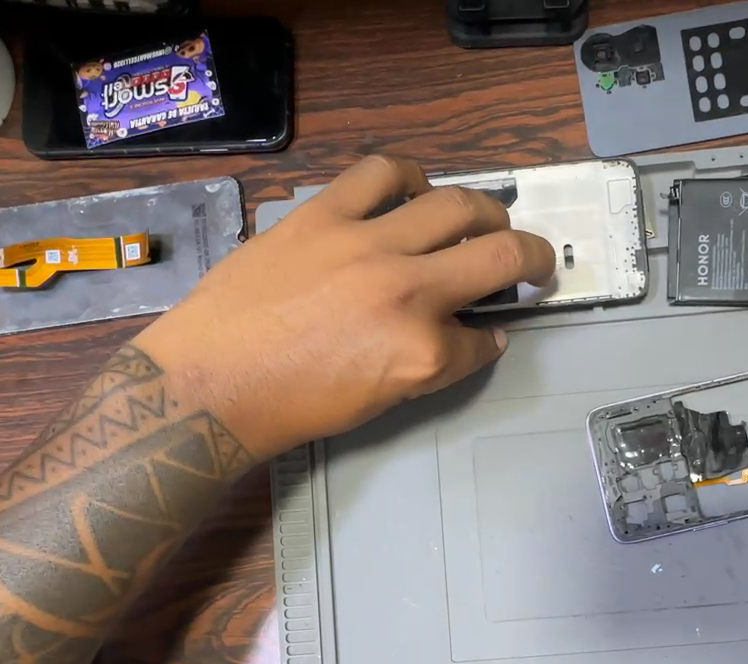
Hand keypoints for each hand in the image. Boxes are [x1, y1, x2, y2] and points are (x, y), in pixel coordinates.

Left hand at [135, 155, 556, 458]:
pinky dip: (410, 178)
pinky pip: (382, 173)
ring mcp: (366, 244)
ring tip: (482, 220)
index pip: (485, 338)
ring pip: (454, 204)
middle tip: (531, 263)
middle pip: (499, 256)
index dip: (493, 338)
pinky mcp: (324, 214)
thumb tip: (476, 336)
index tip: (491, 332)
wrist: (215, 383)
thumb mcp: (385, 399)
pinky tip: (414, 190)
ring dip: (484, 212)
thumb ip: (437, 364)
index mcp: (423, 352)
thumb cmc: (298, 406)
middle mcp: (408, 291)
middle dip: (532, 259)